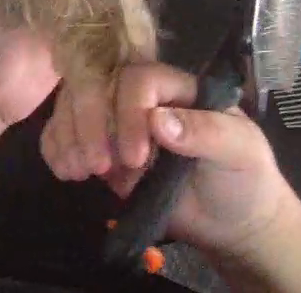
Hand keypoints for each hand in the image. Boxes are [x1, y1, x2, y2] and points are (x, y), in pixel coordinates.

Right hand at [45, 63, 294, 257]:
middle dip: (90, 123)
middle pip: (97, 84)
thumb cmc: (244, 176)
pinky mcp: (102, 145)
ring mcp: (116, 117)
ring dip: (68, 134)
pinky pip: (66, 132)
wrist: (234, 222)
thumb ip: (206, 132)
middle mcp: (139, 93)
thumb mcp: (241, 151)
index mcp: (174, 84)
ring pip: (75, 104)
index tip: (135, 156)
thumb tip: (159, 122)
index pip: (138, 78)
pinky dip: (57, 146)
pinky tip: (64, 169)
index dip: (129, 111)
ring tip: (76, 171)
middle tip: (97, 166)